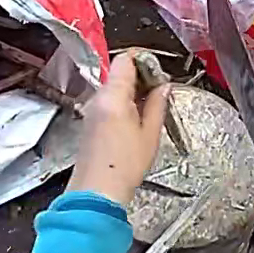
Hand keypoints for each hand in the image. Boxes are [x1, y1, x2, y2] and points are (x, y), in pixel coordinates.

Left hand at [67, 49, 169, 206]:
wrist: (97, 193)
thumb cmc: (124, 166)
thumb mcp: (150, 133)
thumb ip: (157, 104)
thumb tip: (163, 86)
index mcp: (113, 95)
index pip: (125, 60)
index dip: (144, 60)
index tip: (158, 71)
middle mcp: (98, 98)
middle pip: (119, 72)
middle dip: (141, 76)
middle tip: (160, 90)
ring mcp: (91, 109)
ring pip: (114, 87)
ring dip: (132, 90)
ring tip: (151, 106)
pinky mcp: (90, 121)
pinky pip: (108, 101)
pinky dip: (122, 102)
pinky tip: (136, 119)